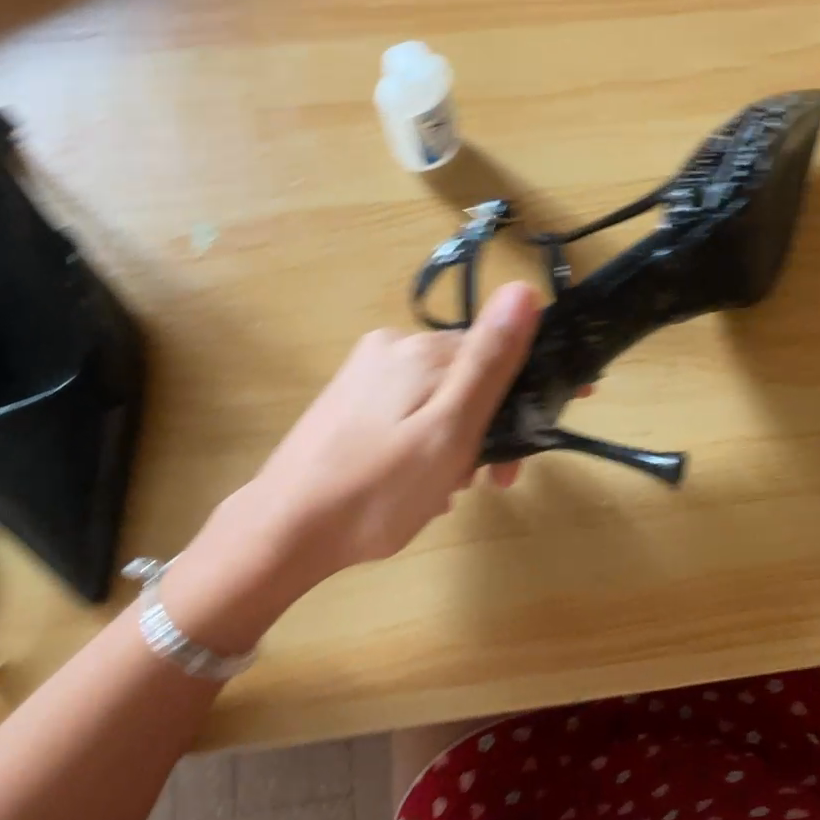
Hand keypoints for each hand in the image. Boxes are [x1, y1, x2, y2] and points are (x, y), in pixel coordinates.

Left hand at [173, 282, 543, 635]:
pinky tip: (419, 485)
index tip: (535, 442)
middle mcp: (390, 348)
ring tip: (446, 490)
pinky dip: (426, 445)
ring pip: (438, 399)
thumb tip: (524, 289)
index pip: (497, 352)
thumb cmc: (378, 490)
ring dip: (456, 442)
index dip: (524, 396)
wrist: (284, 531)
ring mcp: (364, 374)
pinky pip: (409, 413)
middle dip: (486, 428)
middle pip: (466, 377)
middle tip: (487, 482)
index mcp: (420, 349)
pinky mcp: (347, 402)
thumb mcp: (449, 431)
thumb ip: (488, 363)